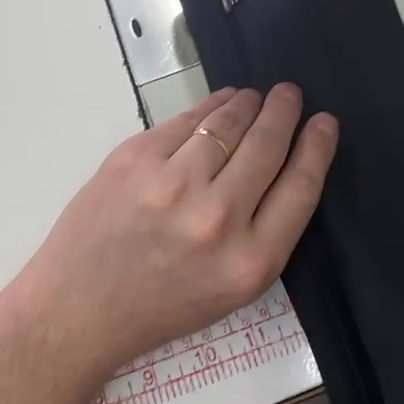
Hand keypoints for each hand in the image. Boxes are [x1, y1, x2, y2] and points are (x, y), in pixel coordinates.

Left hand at [0, 85, 338, 381]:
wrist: (78, 309)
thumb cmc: (160, 305)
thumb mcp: (231, 288)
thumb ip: (264, 233)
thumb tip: (284, 165)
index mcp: (250, 262)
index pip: (300, 187)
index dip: (317, 147)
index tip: (325, 124)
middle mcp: (217, 219)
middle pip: (267, 146)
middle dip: (285, 112)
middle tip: (291, 94)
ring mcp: (172, 183)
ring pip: (227, 124)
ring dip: (248, 103)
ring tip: (256, 96)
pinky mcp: (135, 158)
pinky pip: (186, 120)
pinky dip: (210, 106)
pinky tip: (220, 102)